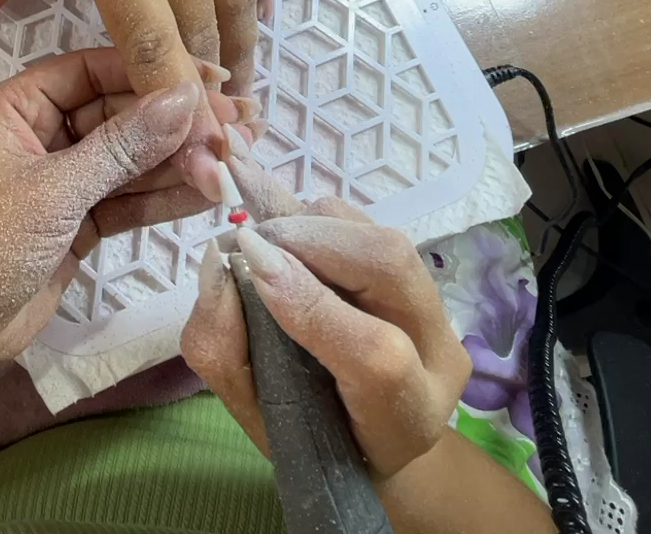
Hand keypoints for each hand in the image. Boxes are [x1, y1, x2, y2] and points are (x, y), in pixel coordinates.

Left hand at [0, 48, 241, 377]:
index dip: (149, 69)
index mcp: (16, 108)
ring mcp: (61, 180)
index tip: (210, 74)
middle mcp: (40, 134)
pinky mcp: (77, 221)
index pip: (91, 69)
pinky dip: (162, 197)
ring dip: (178, 161)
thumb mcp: (52, 190)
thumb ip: (122, 146)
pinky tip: (209, 193)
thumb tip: (185, 96)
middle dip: (174, 122)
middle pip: (118, 115)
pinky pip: (126, 199)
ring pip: (128, 159)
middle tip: (240, 125)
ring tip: (238, 159)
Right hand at [180, 185, 471, 480]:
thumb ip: (222, 347)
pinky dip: (314, 216)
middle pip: (389, 267)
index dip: (309, 302)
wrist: (367, 433)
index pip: (374, 355)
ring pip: (379, 235)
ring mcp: (434, 309)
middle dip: (306, 238)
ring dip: (308, 223)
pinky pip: (367, 223)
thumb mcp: (251, 412)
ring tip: (262, 239)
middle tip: (245, 240)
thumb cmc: (305, 434)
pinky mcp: (415, 270)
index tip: (246, 259)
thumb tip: (214, 262)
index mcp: (402, 418)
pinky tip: (278, 221)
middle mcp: (435, 358)